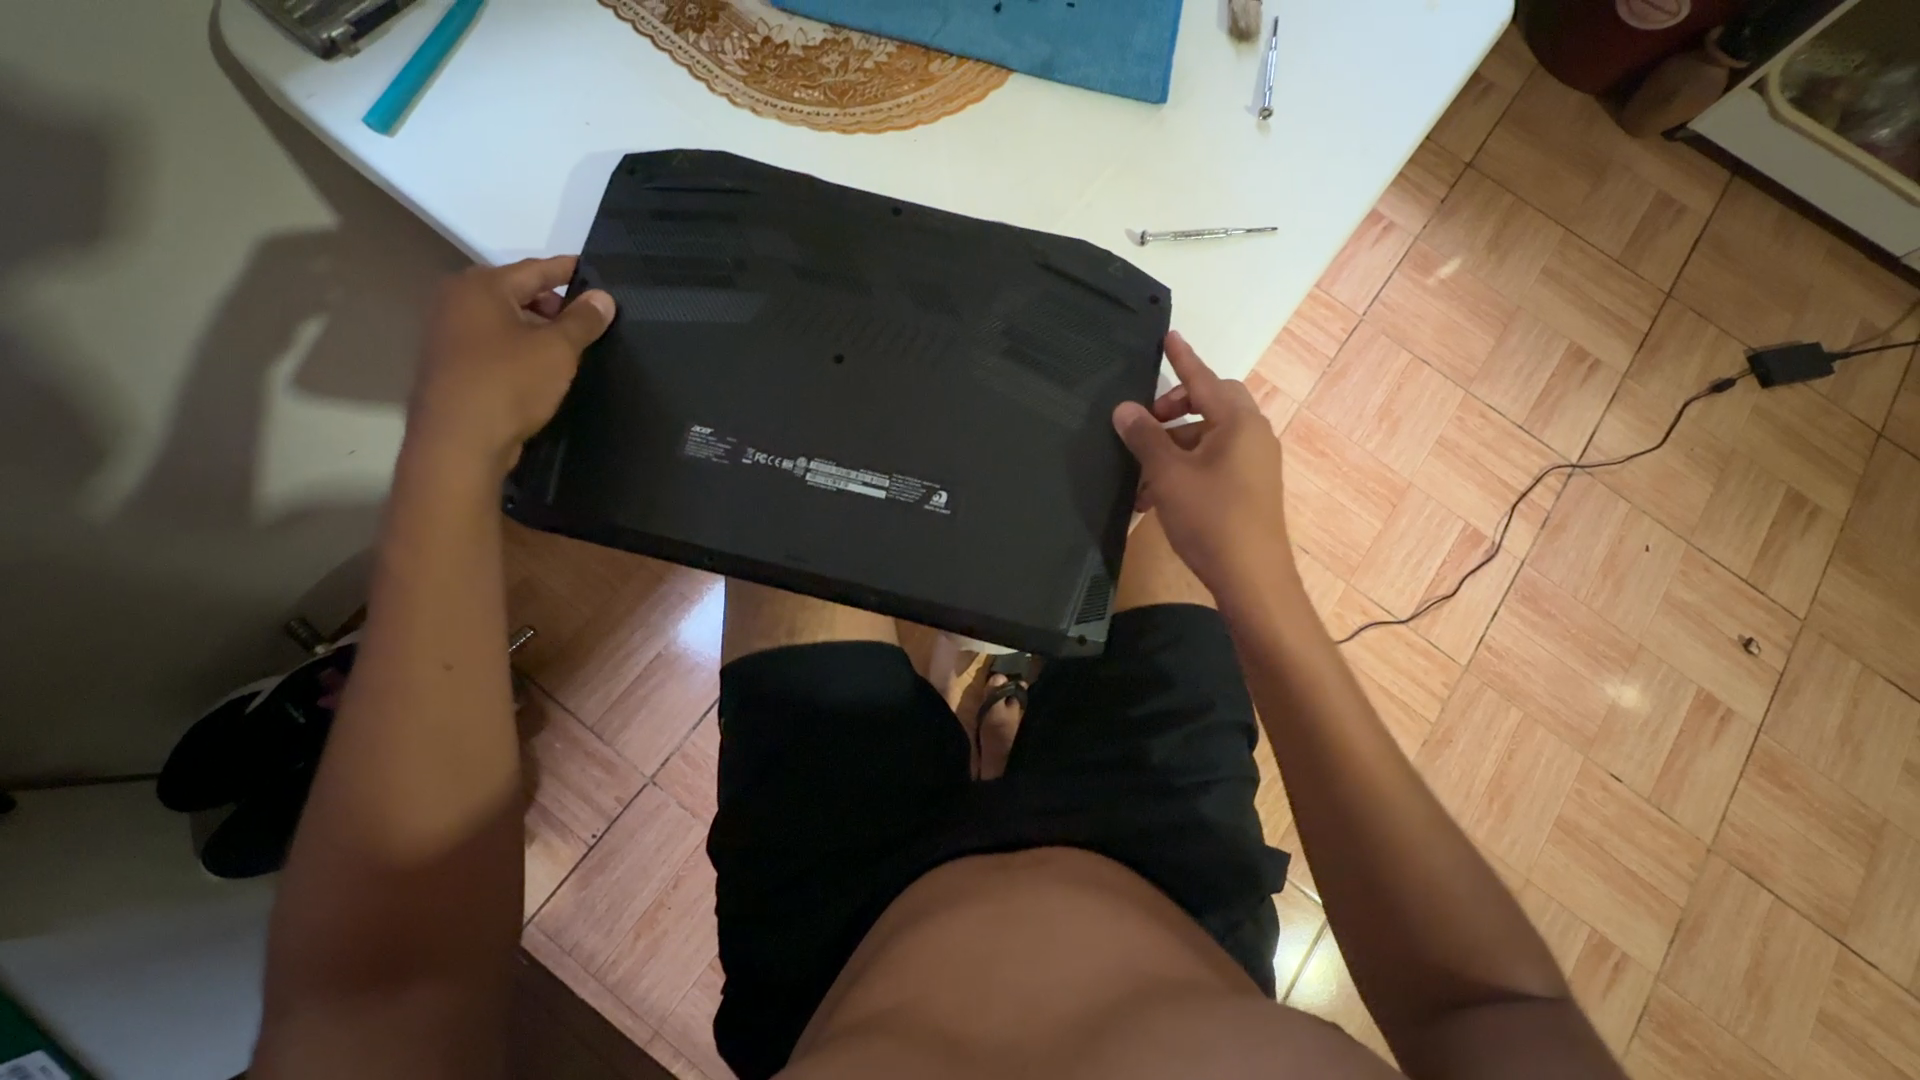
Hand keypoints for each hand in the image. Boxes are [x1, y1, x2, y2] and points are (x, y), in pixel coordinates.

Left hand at [406, 256, 615, 475]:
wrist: (457, 441)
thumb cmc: (509, 383)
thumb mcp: (557, 350)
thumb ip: (582, 320)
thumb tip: (602, 297)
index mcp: (481, 286)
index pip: (535, 269)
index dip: (567, 271)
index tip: (592, 270)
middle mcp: (457, 300)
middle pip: (515, 292)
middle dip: (552, 302)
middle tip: (586, 317)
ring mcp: (447, 333)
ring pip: (502, 319)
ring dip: (535, 327)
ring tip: (568, 344)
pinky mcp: (449, 365)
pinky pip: (491, 343)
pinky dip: (516, 346)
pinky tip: (539, 366)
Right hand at [1111, 332, 1295, 601]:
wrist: (1251, 577)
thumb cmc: (1211, 518)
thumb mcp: (1168, 475)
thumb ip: (1145, 437)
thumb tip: (1125, 409)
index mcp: (1238, 423)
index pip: (1204, 380)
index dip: (1182, 359)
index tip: (1168, 337)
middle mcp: (1252, 436)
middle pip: (1211, 405)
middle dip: (1175, 409)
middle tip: (1145, 422)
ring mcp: (1254, 464)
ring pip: (1207, 439)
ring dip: (1172, 448)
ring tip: (1138, 475)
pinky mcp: (1249, 489)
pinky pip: (1213, 463)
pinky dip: (1185, 469)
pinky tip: (1154, 498)